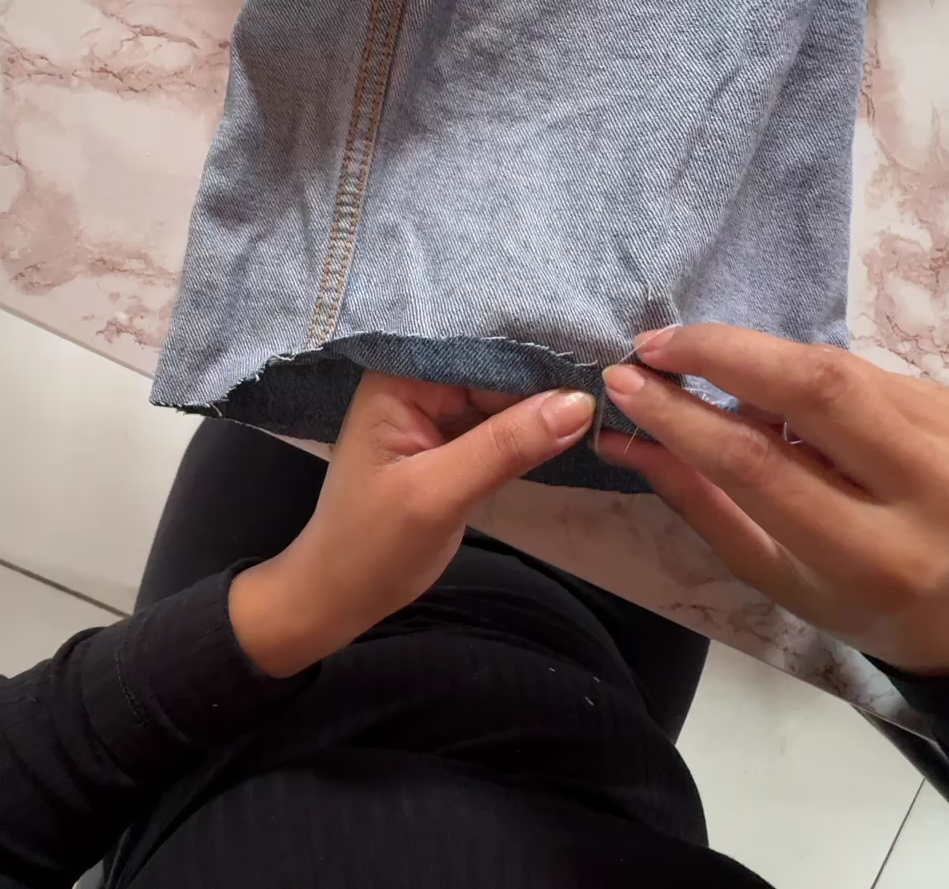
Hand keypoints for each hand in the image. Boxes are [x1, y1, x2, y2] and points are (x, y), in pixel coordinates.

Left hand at [229, 372, 595, 676]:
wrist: (338, 598)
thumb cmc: (371, 547)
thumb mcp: (438, 494)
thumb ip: (505, 446)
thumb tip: (579, 403)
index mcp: (395, 379)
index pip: (475, 350)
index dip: (532, 354)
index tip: (594, 356)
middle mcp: (412, 383)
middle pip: (490, 367)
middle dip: (543, 377)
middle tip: (610, 376)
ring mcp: (430, 413)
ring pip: (498, 395)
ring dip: (541, 402)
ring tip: (602, 393)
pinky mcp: (446, 441)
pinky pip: (495, 423)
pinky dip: (527, 428)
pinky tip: (569, 423)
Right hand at [598, 324, 948, 674]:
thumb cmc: (844, 599)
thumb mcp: (758, 563)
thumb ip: (691, 493)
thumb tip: (620, 434)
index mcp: (871, 557)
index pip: (756, 462)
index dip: (680, 414)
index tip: (624, 381)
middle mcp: (937, 494)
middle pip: (815, 386)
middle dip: (720, 351)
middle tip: (656, 346)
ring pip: (836, 367)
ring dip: (756, 360)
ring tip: (709, 373)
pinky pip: (864, 371)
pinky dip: (804, 375)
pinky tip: (787, 401)